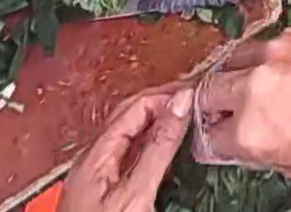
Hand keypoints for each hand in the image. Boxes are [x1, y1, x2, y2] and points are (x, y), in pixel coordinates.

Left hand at [60, 83, 193, 211]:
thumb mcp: (136, 194)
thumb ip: (159, 146)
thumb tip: (183, 100)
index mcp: (95, 157)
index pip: (137, 105)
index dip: (168, 95)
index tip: (198, 95)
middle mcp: (93, 162)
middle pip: (132, 115)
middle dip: (165, 102)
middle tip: (198, 101)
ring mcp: (97, 178)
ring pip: (133, 133)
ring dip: (161, 120)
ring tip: (189, 118)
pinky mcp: (105, 194)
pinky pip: (133, 152)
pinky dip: (155, 141)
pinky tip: (171, 147)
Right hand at [194, 28, 290, 176]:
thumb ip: (262, 151)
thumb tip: (247, 142)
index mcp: (249, 132)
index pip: (208, 137)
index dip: (216, 139)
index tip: (221, 136)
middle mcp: (252, 89)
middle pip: (208, 92)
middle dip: (215, 103)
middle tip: (228, 110)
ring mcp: (270, 56)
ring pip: (230, 60)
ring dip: (233, 73)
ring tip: (248, 84)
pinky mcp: (290, 35)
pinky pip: (261, 45)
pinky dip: (260, 56)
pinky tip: (276, 67)